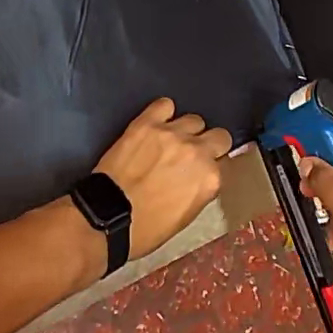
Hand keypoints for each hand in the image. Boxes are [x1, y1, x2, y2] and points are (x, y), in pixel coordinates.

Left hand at [93, 98, 233, 258]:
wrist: (108, 218)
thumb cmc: (148, 228)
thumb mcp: (187, 215)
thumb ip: (201, 188)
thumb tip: (201, 174)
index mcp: (211, 178)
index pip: (224, 162)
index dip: (212, 166)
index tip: (200, 171)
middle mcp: (198, 151)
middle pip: (219, 135)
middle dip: (208, 145)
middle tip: (189, 156)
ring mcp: (172, 133)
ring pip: (194, 120)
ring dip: (185, 131)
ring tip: (168, 142)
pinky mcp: (147, 123)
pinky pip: (165, 105)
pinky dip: (163, 113)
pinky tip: (156, 124)